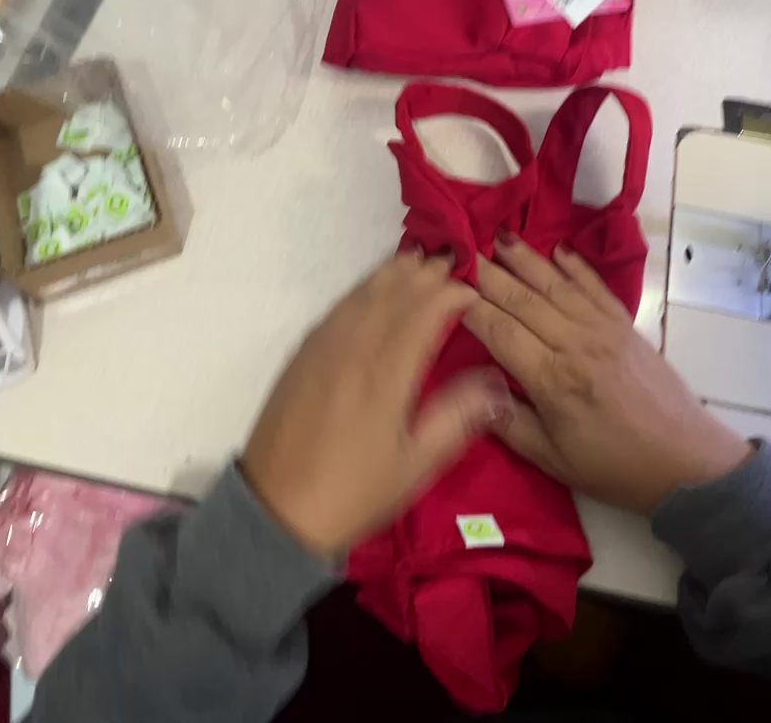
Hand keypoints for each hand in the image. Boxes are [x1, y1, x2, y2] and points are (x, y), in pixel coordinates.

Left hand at [242, 253, 512, 558]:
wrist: (274, 511)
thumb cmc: (353, 492)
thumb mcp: (415, 466)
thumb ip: (456, 418)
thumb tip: (496, 383)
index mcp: (386, 373)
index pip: (424, 311)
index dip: (452, 292)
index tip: (474, 290)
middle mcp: (354, 348)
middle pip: (393, 293)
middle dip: (425, 272)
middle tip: (452, 261)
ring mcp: (323, 347)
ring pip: (362, 294)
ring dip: (392, 273)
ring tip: (417, 260)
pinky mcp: (302, 354)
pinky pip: (337, 307)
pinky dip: (361, 289)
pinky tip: (372, 289)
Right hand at [462, 235, 752, 513]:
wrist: (686, 463)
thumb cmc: (614, 467)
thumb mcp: (553, 460)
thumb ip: (509, 423)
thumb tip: (473, 390)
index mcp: (553, 380)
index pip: (500, 332)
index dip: (469, 307)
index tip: (444, 286)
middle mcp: (576, 344)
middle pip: (523, 300)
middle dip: (489, 273)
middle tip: (461, 249)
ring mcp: (604, 330)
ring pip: (556, 285)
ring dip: (526, 259)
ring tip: (500, 235)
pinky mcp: (625, 325)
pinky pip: (595, 287)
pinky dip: (575, 266)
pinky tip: (557, 249)